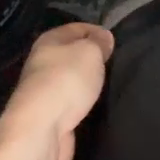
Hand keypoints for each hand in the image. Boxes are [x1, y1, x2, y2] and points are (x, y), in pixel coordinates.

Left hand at [0, 23, 114, 159]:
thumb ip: (99, 42)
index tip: (117, 42)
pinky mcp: (50, 117)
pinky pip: (72, 103)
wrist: (41, 131)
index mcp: (48, 41)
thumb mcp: (90, 52)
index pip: (76, 28)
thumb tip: (104, 38)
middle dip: (93, 59)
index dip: (97, 31)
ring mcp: (44, 92)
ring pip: (73, 81)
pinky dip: (84, 104)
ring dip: (89, 83)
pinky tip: (99, 106)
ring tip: (112, 85)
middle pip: (73, 55)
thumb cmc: (65, 81)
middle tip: (118, 64)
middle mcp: (43, 63)